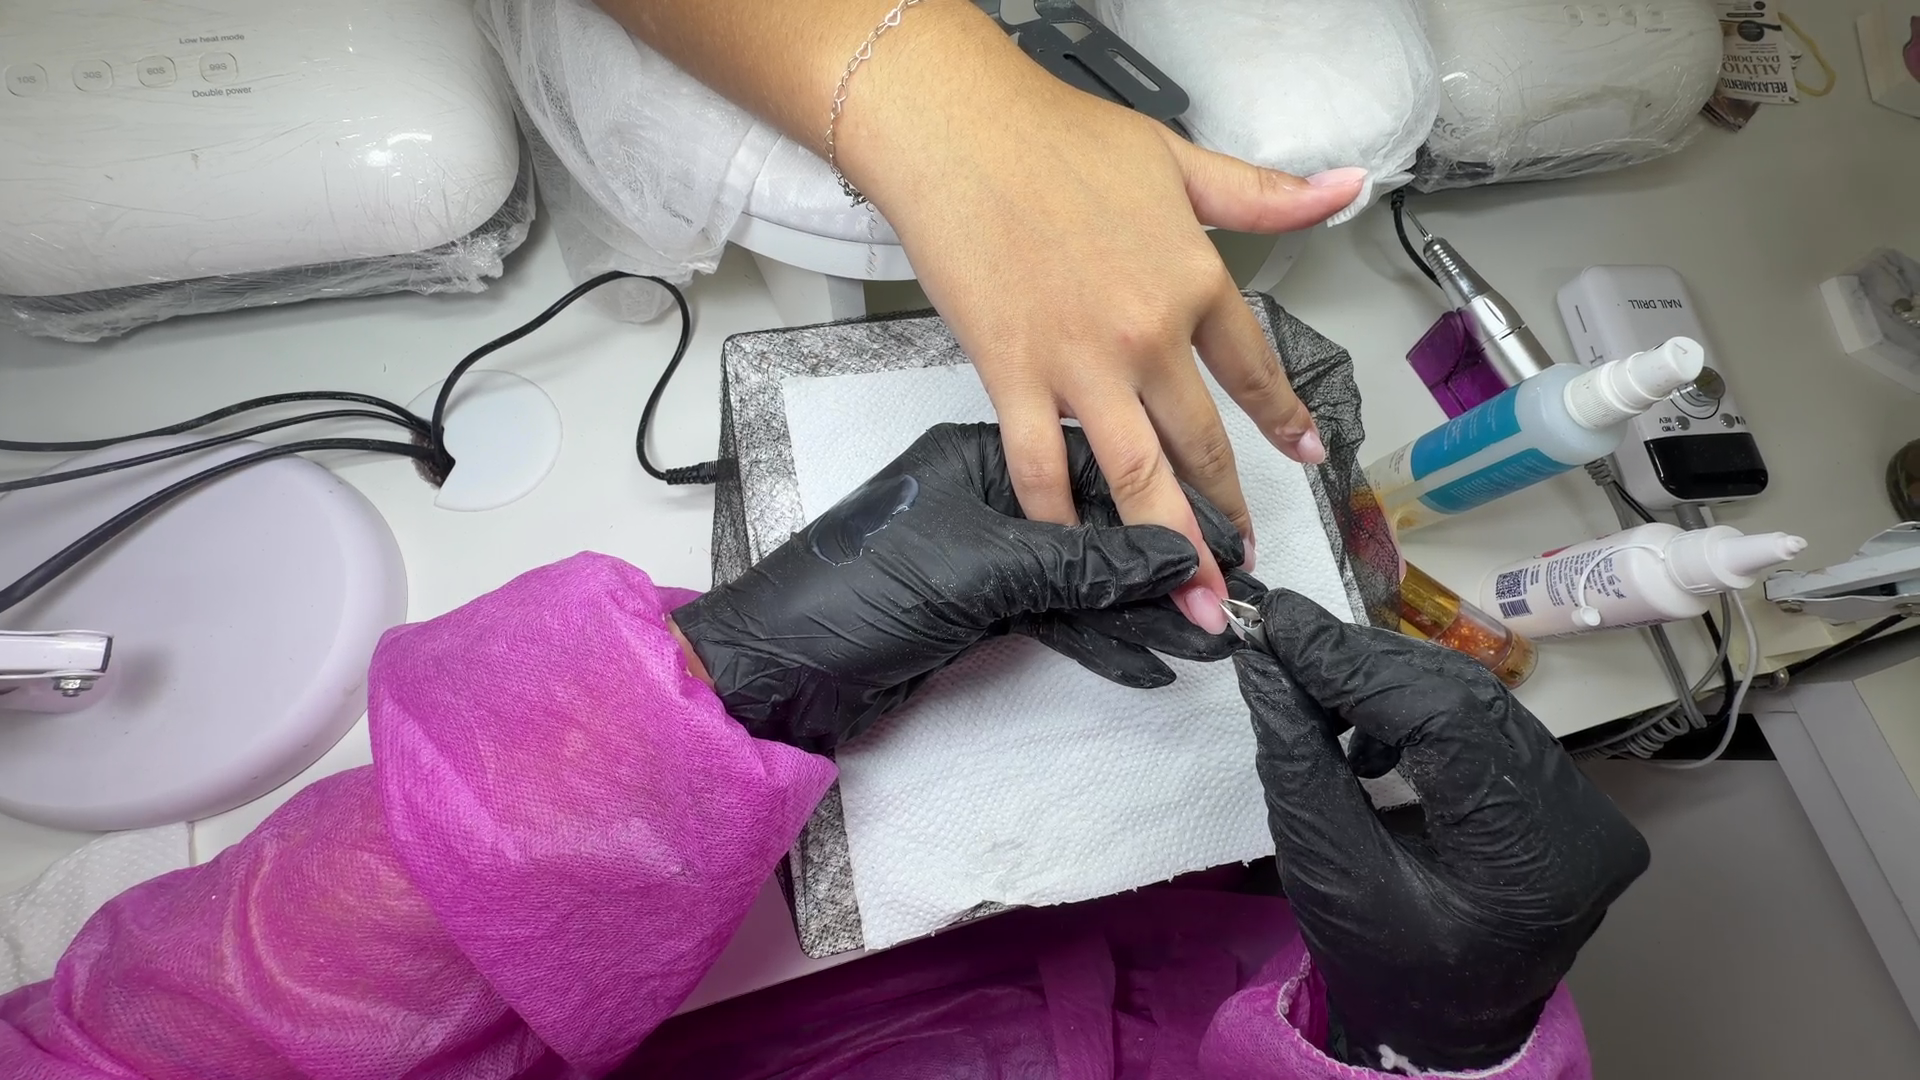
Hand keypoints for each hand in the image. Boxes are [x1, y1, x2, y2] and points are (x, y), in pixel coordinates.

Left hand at [674, 423, 1243, 751]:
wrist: (787, 666)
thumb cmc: (868, 588)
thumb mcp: (978, 567)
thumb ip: (1079, 563)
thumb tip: (1176, 561)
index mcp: (984, 456)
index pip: (1095, 469)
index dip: (1162, 507)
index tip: (1222, 543)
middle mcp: (992, 496)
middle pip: (1095, 527)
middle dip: (1157, 568)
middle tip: (1225, 597)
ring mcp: (988, 555)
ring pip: (1079, 579)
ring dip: (1135, 613)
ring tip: (1200, 640)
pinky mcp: (982, 606)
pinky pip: (1053, 617)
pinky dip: (1096, 639)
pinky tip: (1146, 661)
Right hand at [839, 9, 1364, 631]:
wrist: (959, 135)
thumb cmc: (1056, 141)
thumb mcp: (1176, 159)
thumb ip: (1260, 194)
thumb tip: (1343, 190)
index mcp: (1193, 282)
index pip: (1255, 373)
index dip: (1283, 423)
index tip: (1301, 460)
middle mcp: (1146, 337)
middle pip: (1200, 447)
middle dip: (1228, 516)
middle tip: (1243, 565)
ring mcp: (1078, 367)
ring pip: (1134, 475)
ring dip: (1169, 545)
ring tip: (1191, 596)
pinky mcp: (1012, 380)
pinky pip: (1039, 468)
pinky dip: (1057, 518)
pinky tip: (1074, 553)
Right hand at [1233, 590, 1648, 1071]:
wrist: (1443, 1022)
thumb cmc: (1381, 962)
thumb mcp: (1322, 864)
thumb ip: (1293, 754)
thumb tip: (1260, 662)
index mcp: (1529, 858)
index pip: (1443, 718)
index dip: (1351, 663)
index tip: (1278, 625)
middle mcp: (1577, 818)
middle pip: (1460, 694)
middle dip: (1358, 659)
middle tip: (1281, 637)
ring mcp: (1576, 801)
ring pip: (1466, 693)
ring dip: (1376, 673)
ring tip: (1309, 681)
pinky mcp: (1551, 788)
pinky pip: (1472, 713)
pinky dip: (1403, 699)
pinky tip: (1360, 725)